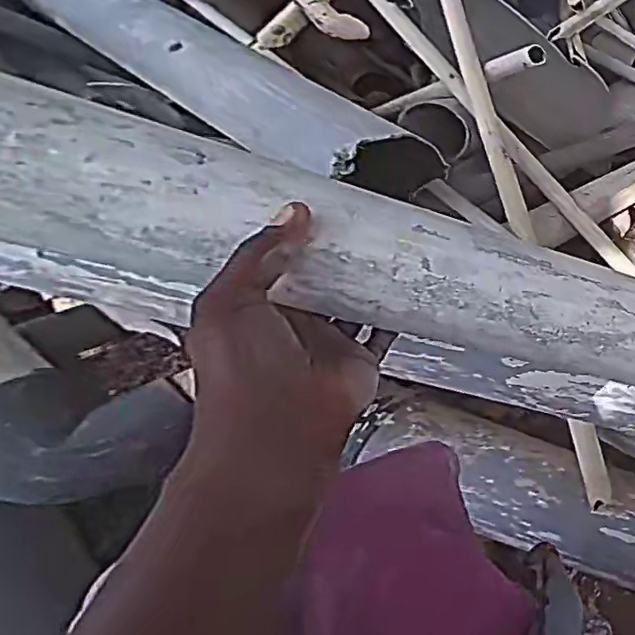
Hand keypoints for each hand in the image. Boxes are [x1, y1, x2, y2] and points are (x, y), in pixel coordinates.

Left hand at [182, 203, 384, 479]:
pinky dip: (395, 311)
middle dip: (333, 256)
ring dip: (366, 280)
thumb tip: (291, 214)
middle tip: (358, 222)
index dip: (287, 239)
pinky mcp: (361, 353)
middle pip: (316, 280)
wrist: (283, 422)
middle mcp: (289, 323)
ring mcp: (326, 339)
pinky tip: (407, 287)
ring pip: (351, 300)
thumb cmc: (241, 370)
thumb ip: (257, 256)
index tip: (312, 212)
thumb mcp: (227, 302)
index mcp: (248, 309)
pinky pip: (383, 327)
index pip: (269, 265)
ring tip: (387, 247)